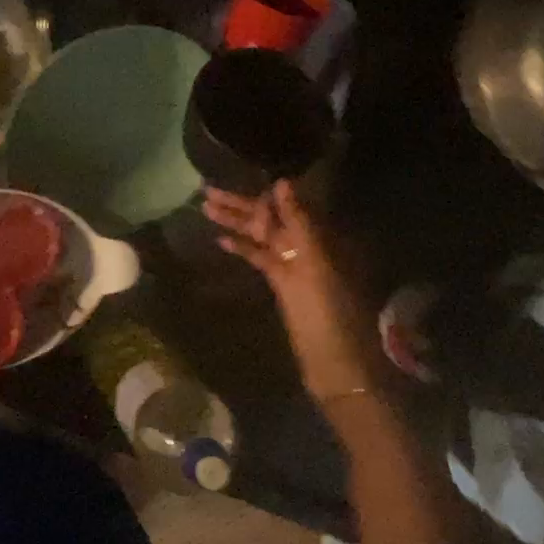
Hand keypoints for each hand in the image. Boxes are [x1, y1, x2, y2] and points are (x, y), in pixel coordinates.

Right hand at [202, 181, 378, 403]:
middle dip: (241, 204)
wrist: (338, 365)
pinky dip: (243, 248)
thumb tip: (281, 182)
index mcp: (323, 236)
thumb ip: (299, 223)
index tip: (229, 179)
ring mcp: (296, 265)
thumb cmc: (330, 314)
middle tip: (207, 191)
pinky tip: (221, 240)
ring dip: (236, 222)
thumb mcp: (315, 264)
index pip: (287, 204)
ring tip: (205, 208)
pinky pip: (261, 257)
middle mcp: (310, 245)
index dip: (259, 191)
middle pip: (272, 218)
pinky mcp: (285, 284)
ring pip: (262, 236)